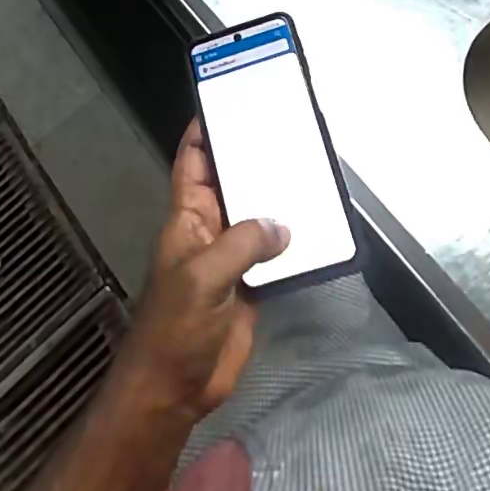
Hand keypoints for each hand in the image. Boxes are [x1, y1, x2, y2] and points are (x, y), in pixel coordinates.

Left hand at [116, 119, 288, 422]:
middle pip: (231, 180)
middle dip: (252, 157)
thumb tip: (281, 224)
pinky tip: (313, 222)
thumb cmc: (176, 326)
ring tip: (307, 168)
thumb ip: (243, 242)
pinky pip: (273, 249)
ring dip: (276, 196)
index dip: (203, 132)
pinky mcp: (251, 281)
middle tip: (285, 129)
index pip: (192, 161)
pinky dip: (291, 236)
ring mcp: (232, 254)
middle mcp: (211, 227)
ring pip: (257, 213)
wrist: (176, 387)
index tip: (226, 103)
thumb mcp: (203, 275)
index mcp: (188, 216)